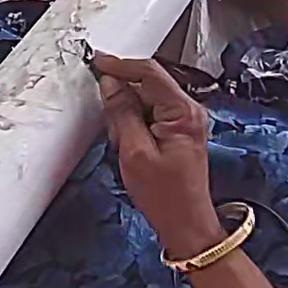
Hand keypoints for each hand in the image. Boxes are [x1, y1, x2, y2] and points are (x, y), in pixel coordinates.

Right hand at [93, 54, 224, 260]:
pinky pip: (151, 112)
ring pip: (147, 98)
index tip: (98, 61)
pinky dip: (134, 121)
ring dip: (128, 112)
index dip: (121, 65)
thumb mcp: (135, 153)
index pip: (150, 72)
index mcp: (183, 112)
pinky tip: (130, 143)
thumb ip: (122, 113)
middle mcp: (189, 110)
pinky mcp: (178, 130)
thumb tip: (110, 84)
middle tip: (109, 120)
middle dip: (123, 96)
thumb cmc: (165, 196)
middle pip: (149, 83)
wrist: (186, 226)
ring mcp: (185, 120)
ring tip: (123, 141)